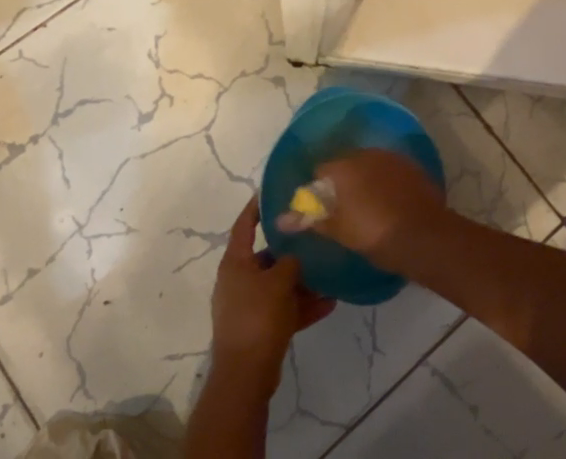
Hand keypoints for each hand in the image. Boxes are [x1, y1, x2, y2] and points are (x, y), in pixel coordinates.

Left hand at [211, 198, 334, 381]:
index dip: (255, 208)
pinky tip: (331, 302)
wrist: (246, 372)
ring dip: (303, 281)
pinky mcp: (261, 328)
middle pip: (267, 257)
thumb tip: (295, 255)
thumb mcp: (278, 282)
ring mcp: (249, 305)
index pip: (244, 226)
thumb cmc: (257, 317)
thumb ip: (290, 262)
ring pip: (279, 285)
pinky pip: (285, 309)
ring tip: (330, 272)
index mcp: (235, 263)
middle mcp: (239, 280)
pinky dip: (303, 305)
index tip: (271, 192)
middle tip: (315, 236)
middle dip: (292, 250)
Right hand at [301, 149, 450, 270]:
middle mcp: (366, 154)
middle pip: (346, 165)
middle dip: (344, 183)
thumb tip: (280, 219)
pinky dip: (388, 183)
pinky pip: (391, 171)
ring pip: (370, 166)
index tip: (325, 210)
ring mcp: (392, 158)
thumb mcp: (340, 231)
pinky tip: (393, 204)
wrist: (425, 236)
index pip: (321, 171)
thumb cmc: (375, 234)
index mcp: (344, 167)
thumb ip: (310, 220)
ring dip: (367, 181)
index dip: (319, 191)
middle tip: (347, 211)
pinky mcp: (413, 167)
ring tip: (371, 209)